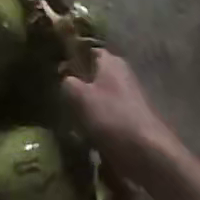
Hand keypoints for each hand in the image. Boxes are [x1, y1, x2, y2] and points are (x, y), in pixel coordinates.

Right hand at [61, 48, 179, 176]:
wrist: (145, 149)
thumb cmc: (111, 116)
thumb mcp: (80, 96)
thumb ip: (68, 83)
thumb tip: (65, 78)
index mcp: (111, 62)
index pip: (87, 51)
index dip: (70, 59)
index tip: (54, 72)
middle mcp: (121, 74)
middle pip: (92, 75)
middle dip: (76, 86)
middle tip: (56, 98)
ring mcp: (126, 95)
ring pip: (97, 96)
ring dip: (84, 106)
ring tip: (66, 118)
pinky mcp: (128, 116)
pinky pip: (104, 113)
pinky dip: (94, 121)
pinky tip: (82, 133)